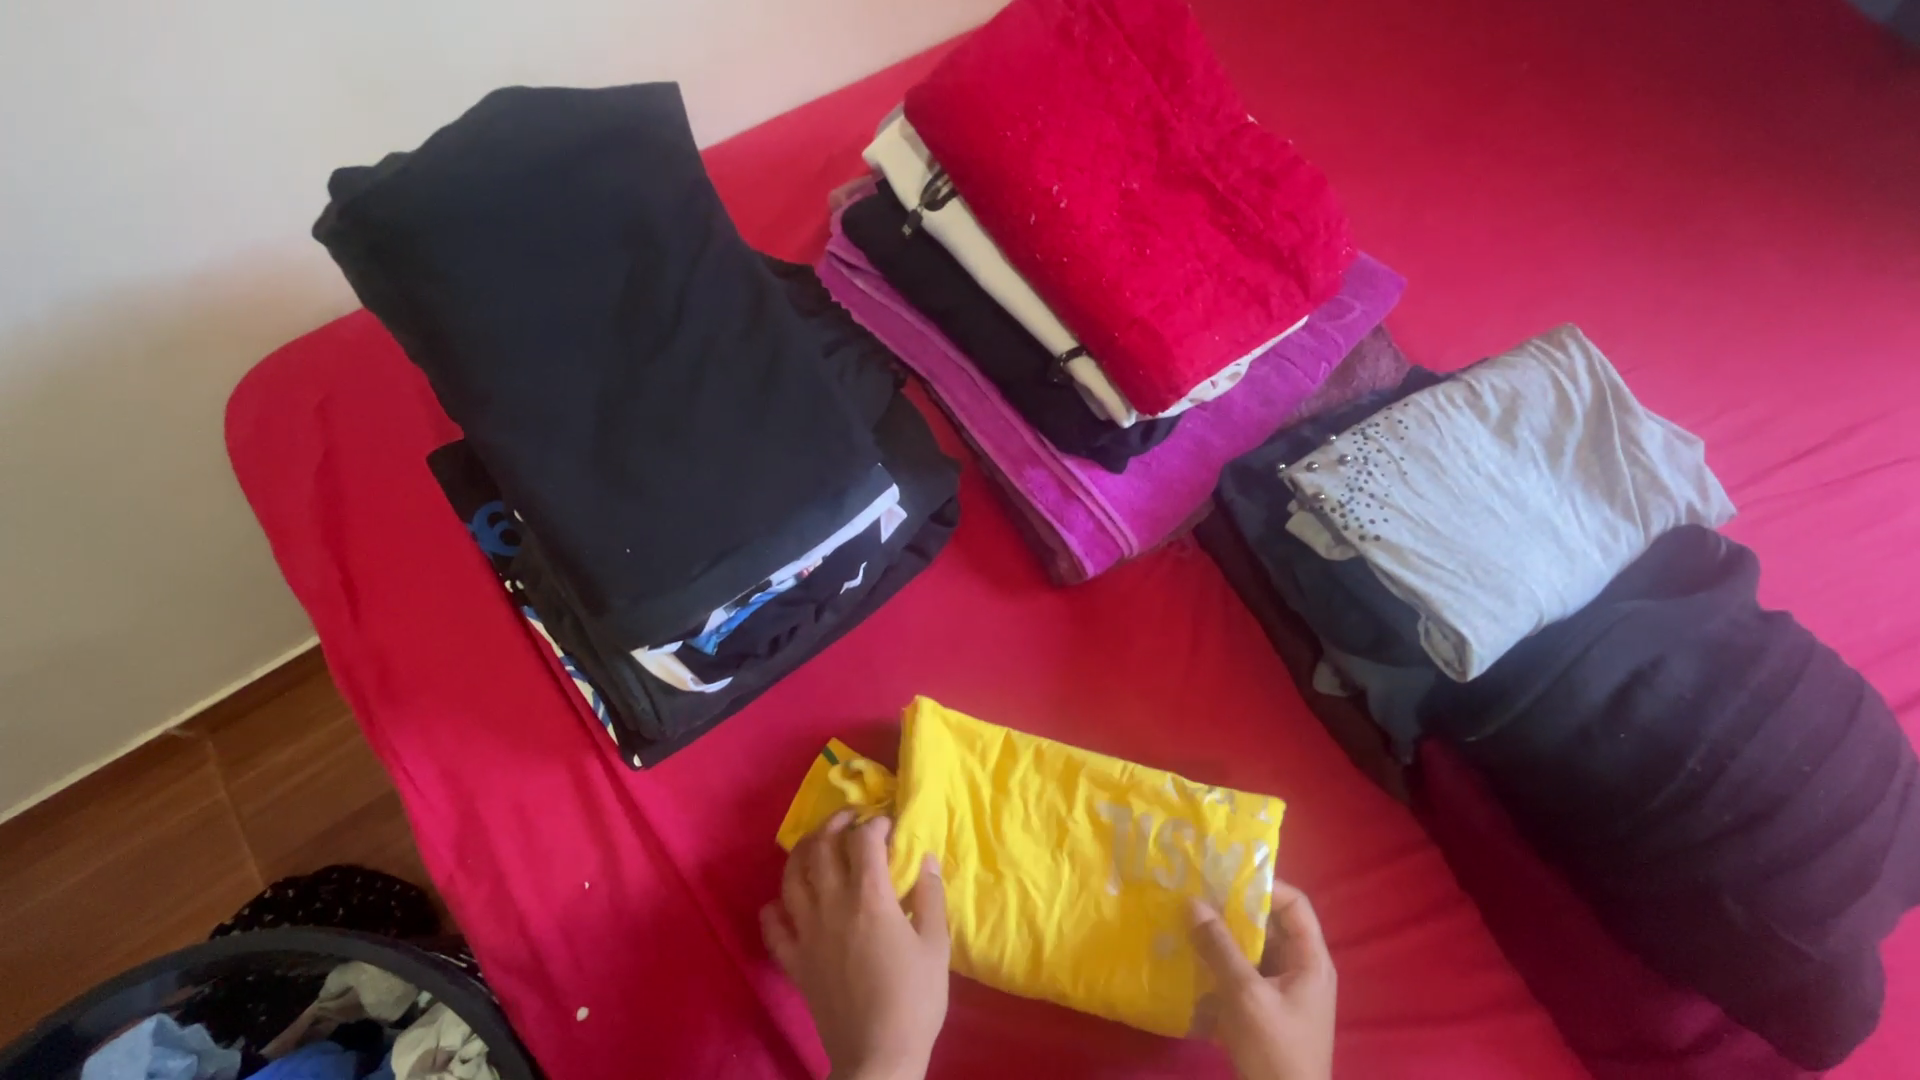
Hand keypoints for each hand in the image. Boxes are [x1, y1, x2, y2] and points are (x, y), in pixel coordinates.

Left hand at [761, 811, 950, 1079]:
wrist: (877, 1057)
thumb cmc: (914, 1000)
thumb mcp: (936, 945)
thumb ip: (931, 896)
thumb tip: (926, 858)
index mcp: (869, 898)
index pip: (864, 841)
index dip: (875, 824)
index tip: (888, 823)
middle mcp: (832, 905)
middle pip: (821, 848)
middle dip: (834, 824)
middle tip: (850, 819)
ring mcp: (807, 933)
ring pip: (791, 877)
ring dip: (801, 852)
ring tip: (815, 844)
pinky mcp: (794, 961)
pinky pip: (773, 926)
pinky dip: (774, 906)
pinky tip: (784, 900)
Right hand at [1189, 879, 1336, 1079]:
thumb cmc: (1275, 1050)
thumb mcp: (1244, 994)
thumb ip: (1219, 946)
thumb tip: (1192, 902)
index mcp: (1311, 960)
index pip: (1294, 903)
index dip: (1263, 886)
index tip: (1223, 878)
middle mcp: (1301, 969)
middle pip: (1269, 924)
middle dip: (1232, 910)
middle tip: (1195, 894)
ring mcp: (1284, 991)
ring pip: (1252, 949)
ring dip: (1222, 937)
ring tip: (1186, 922)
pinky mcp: (1265, 1011)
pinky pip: (1243, 974)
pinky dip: (1220, 964)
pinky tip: (1190, 960)